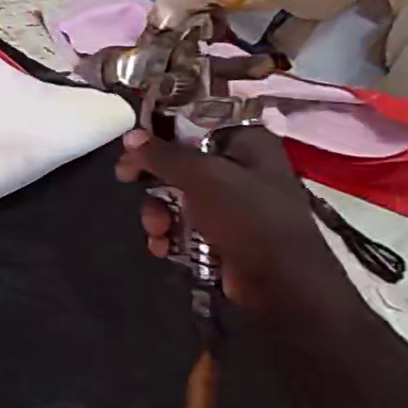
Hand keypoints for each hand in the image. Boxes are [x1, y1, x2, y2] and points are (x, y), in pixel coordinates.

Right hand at [113, 126, 342, 311]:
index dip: (160, 131)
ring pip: (176, 195)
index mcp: (246, 143)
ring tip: (157, 230)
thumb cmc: (247, 218)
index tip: (132, 143)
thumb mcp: (202, 177)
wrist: (282, 285)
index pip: (195, 122)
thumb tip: (131, 137)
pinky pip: (183, 224)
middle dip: (152, 178)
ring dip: (157, 213)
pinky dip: (169, 234)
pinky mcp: (223, 234)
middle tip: (125, 178)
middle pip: (180, 161)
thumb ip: (163, 155)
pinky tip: (164, 247)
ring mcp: (232, 204)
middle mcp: (241, 168)